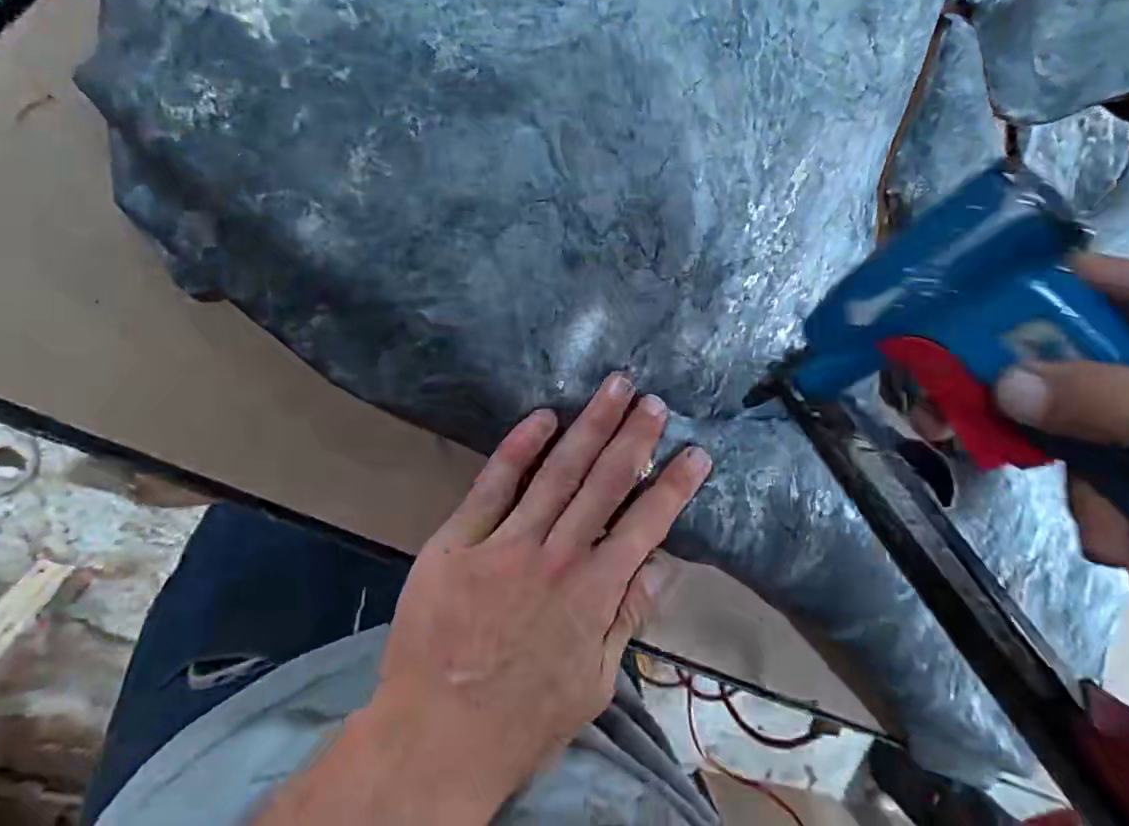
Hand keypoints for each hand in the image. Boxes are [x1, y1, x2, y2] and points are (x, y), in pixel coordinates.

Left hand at [255, 372, 710, 825]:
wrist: (431, 741)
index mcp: (594, 591)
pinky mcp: (457, 542)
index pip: (648, 524)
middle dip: (634, 436)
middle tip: (654, 400)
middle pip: (605, 482)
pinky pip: (492, 485)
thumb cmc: (523, 719)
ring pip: (557, 471)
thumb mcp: (595, 681)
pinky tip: (542, 416)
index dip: (676, 485)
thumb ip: (628, 616)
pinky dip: (518, 448)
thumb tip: (664, 564)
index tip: (697, 451)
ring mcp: (505, 543)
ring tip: (615, 387)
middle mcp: (556, 556)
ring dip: (590, 425)